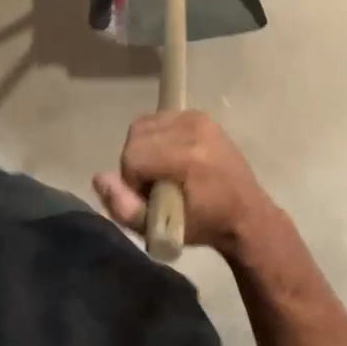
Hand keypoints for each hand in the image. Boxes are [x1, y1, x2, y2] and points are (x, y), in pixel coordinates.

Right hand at [93, 111, 277, 251]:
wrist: (247, 214)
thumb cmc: (204, 225)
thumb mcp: (159, 229)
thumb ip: (124, 206)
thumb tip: (99, 178)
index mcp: (188, 157)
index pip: (133, 156)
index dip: (132, 181)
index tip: (149, 198)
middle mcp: (193, 129)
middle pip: (135, 136)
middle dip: (135, 162)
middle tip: (152, 185)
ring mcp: (198, 119)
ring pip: (144, 125)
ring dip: (143, 149)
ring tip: (160, 170)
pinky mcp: (200, 116)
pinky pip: (159, 120)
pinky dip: (155, 138)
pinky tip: (169, 158)